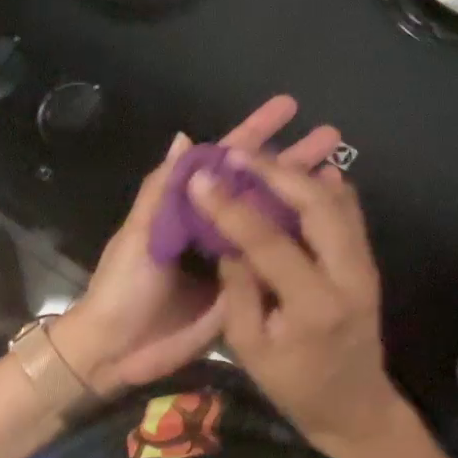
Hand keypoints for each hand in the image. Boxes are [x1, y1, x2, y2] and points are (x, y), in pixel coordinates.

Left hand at [54, 97, 342, 393]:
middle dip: (291, 160)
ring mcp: (228, 260)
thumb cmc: (121, 287)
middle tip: (332, 136)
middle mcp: (209, 228)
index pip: (224, 163)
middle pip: (256, 186)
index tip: (288, 107)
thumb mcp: (138, 234)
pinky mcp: (241, 293)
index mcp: (183, 208)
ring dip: (302, 197)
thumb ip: (163, 190)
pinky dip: (297, 245)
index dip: (254, 134)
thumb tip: (187, 138)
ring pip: (270, 221)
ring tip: (339, 172)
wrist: (117, 350)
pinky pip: (271, 263)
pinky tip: (328, 229)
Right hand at [187, 153, 409, 442]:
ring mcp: (365, 267)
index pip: (269, 242)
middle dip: (275, 173)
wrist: (355, 407)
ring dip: (299, 174)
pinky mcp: (367, 263)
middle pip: (317, 206)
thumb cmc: (293, 385)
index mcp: (313, 306)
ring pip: (338, 202)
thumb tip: (226, 238)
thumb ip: (237, 288)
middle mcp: (348, 278)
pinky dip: (325, 188)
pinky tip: (302, 171)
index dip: (232, 207)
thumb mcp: (248, 346)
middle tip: (236, 155)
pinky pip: (349, 213)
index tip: (201, 180)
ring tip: (261, 156)